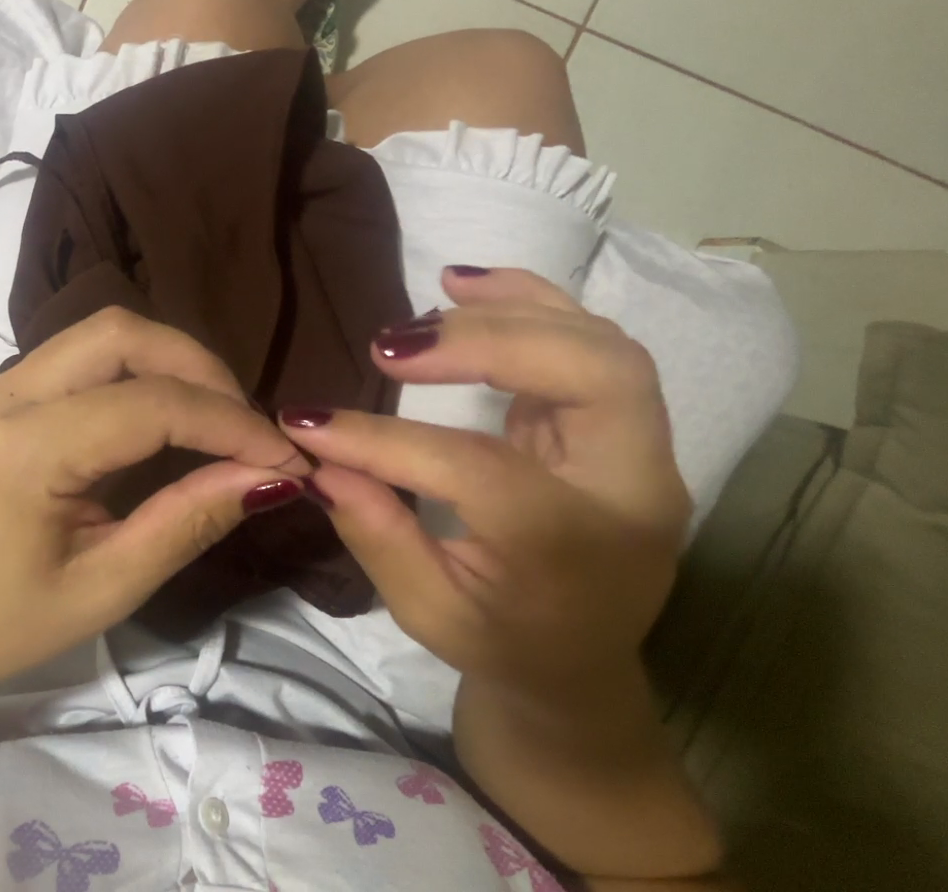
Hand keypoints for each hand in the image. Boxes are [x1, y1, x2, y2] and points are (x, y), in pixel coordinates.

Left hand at [0, 306, 312, 705]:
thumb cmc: (10, 623)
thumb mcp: (110, 585)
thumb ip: (190, 519)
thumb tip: (274, 473)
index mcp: (22, 451)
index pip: (148, 404)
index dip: (228, 422)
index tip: (285, 456)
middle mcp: (2, 397)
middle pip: (120, 334)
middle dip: (198, 368)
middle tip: (247, 426)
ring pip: (100, 335)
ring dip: (168, 362)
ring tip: (217, 420)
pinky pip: (80, 356)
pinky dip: (135, 371)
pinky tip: (168, 415)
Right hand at [280, 268, 690, 688]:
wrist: (578, 662)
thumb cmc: (498, 640)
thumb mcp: (424, 610)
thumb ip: (376, 533)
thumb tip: (318, 459)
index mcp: (575, 550)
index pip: (480, 469)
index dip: (385, 440)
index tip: (306, 422)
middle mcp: (631, 490)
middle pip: (594, 375)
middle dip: (486, 343)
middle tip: (388, 349)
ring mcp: (641, 452)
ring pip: (603, 346)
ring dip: (512, 311)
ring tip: (427, 304)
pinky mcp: (624, 428)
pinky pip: (595, 344)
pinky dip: (534, 303)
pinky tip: (467, 286)